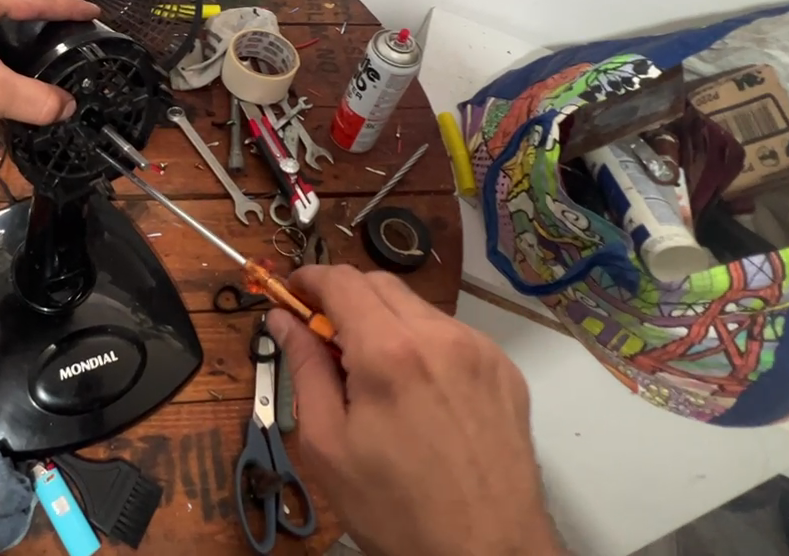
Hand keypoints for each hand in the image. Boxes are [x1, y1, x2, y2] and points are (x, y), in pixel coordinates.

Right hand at [268, 266, 561, 555]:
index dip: (309, 279)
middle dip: (344, 297)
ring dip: (384, 319)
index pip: (340, 279)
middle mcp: (438, 336)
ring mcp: (479, 350)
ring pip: (415, 305)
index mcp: (388, 351)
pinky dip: (422, 342)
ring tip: (375, 371)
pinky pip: (450, 333)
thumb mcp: (328, 443)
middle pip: (377, 283)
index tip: (293, 295)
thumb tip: (283, 318)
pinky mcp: (505, 370)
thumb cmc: (396, 509)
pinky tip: (418, 389)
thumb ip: (303, 367)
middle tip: (327, 338)